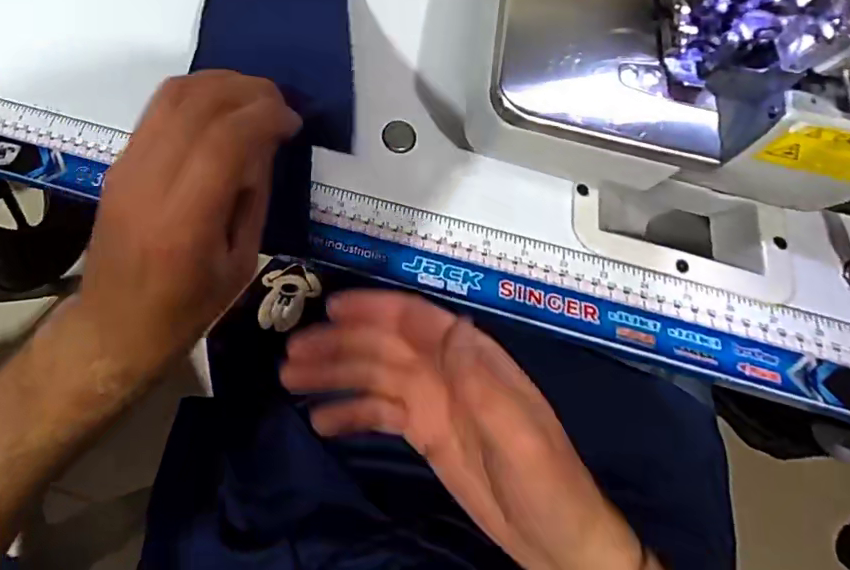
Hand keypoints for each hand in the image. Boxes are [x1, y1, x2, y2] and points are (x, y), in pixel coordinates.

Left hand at [73, 71, 299, 383]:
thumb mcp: (241, 262)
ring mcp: (127, 167)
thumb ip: (254, 194)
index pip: (226, 140)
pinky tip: (221, 106)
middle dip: (249, 91)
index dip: (266, 116)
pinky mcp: (119, 161)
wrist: (113, 326)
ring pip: (175, 94)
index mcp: (184, 222)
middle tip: (279, 104)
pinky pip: (159, 107)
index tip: (293, 122)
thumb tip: (266, 138)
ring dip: (221, 83)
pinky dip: (197, 94)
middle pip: (200, 105)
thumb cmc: (186, 309)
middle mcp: (149, 183)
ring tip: (253, 97)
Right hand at [281, 291, 652, 569]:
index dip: (373, 308)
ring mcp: (431, 400)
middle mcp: (445, 369)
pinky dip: (349, 412)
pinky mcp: (423, 432)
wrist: (559, 543)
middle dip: (338, 344)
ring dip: (334, 374)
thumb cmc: (547, 482)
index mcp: (470, 357)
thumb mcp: (519, 434)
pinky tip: (319, 420)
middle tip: (292, 354)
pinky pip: (378, 412)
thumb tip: (449, 328)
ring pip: (373, 375)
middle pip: (383, 345)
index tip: (331, 308)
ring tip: (290, 379)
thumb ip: (482, 382)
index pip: (414, 319)